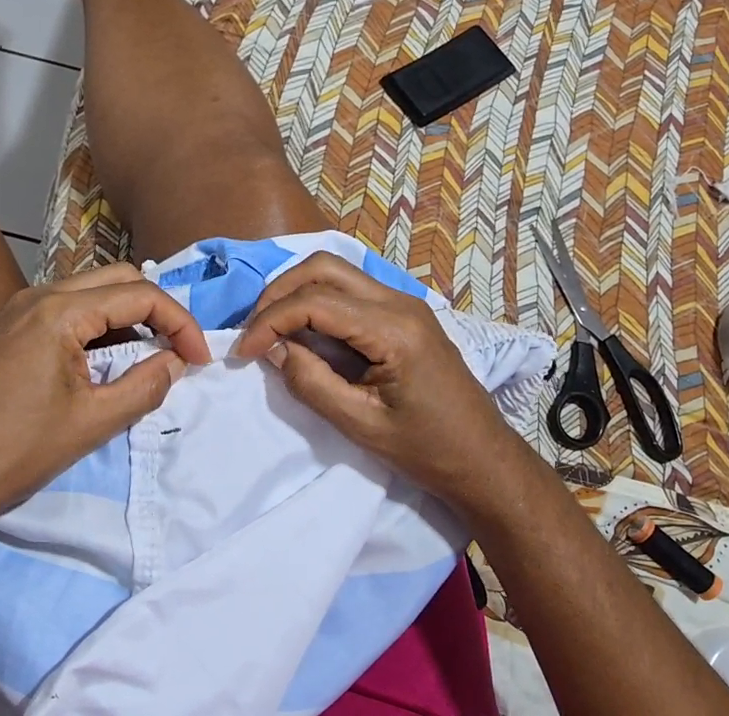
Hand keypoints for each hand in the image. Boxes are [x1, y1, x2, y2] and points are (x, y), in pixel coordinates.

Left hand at [0, 263, 210, 577]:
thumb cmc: (11, 454)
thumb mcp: (90, 425)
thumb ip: (144, 386)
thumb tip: (175, 362)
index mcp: (59, 311)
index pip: (139, 294)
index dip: (179, 323)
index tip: (200, 360)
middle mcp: (36, 295)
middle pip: (116, 280)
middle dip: (155, 311)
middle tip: (176, 354)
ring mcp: (15, 310)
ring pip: (88, 294)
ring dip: (123, 320)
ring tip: (142, 365)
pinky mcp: (3, 330)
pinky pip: (62, 312)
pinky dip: (93, 329)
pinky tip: (99, 368)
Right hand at [231, 252, 510, 503]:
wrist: (484, 460)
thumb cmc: (428, 450)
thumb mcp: (362, 426)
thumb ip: (312, 384)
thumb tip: (274, 350)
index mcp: (393, 329)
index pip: (315, 301)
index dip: (271, 320)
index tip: (244, 352)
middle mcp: (399, 302)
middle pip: (323, 267)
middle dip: (279, 293)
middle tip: (254, 332)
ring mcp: (404, 303)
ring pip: (335, 272)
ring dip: (296, 292)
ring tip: (271, 330)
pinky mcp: (403, 313)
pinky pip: (350, 290)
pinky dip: (316, 301)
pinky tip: (301, 332)